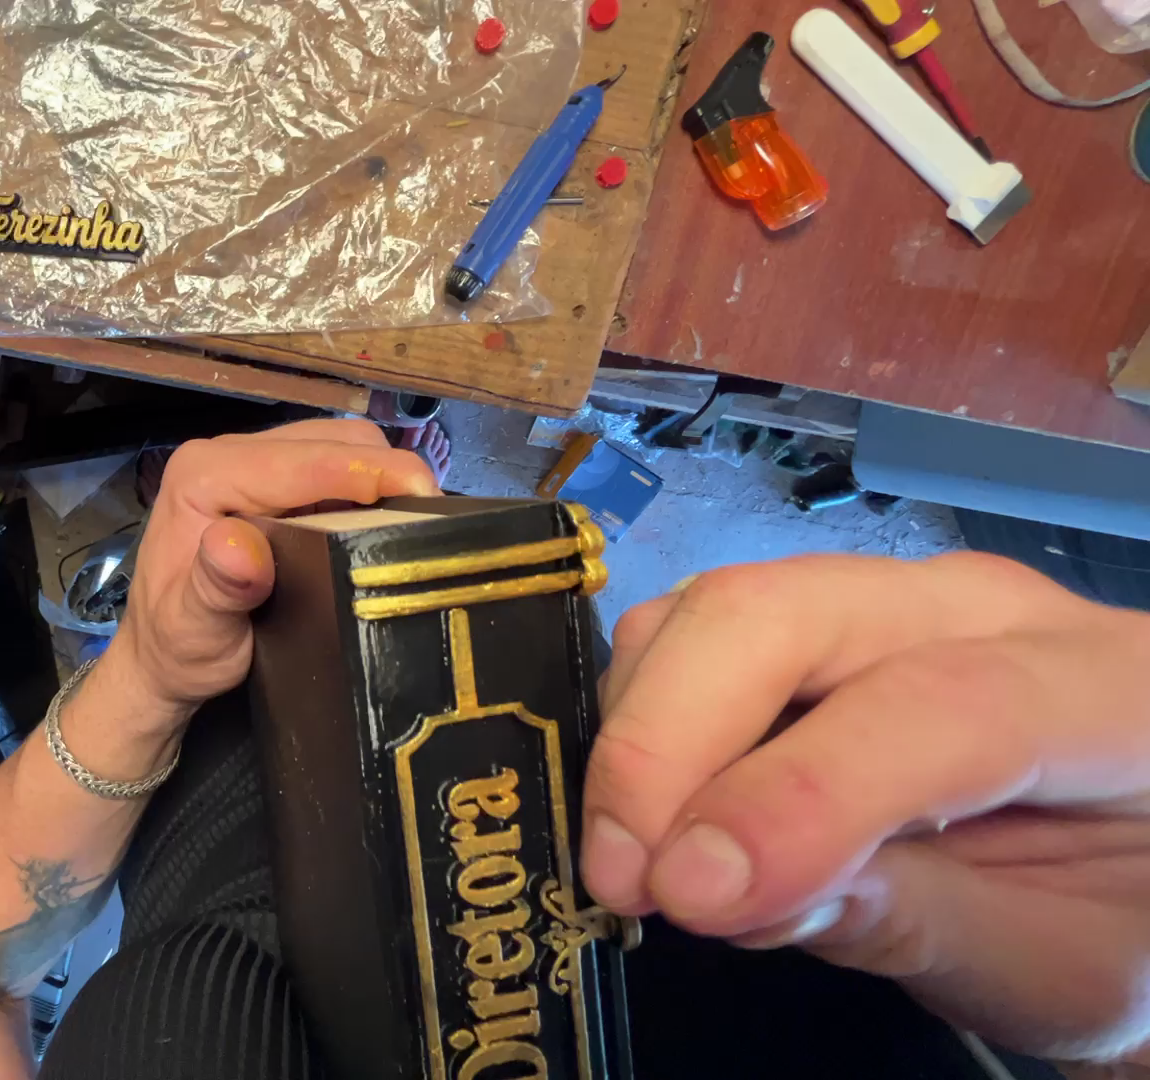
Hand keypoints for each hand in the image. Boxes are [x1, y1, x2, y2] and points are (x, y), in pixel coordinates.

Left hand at [108, 419, 437, 727]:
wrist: (161, 659)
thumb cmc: (176, 649)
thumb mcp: (193, 630)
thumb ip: (215, 589)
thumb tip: (240, 544)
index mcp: (203, 475)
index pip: (299, 459)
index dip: (366, 473)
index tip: (423, 499)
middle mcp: (225, 456)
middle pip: (328, 439)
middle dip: (384, 472)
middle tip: (428, 523)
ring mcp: (250, 465)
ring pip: (338, 447)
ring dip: (379, 479)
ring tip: (411, 524)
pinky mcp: (271, 484)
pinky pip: (333, 469)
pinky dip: (365, 490)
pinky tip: (379, 525)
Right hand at [578, 553, 1149, 1061]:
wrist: (1090, 864)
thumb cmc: (1102, 927)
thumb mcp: (1044, 963)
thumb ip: (896, 919)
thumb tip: (713, 885)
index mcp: (1110, 685)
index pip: (938, 703)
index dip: (799, 796)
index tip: (689, 891)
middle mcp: (963, 605)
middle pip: (764, 617)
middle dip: (663, 741)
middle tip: (619, 864)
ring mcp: (845, 597)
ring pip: (688, 620)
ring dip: (634, 740)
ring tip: (633, 853)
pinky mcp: (760, 620)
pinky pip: (658, 642)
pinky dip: (629, 727)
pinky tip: (649, 807)